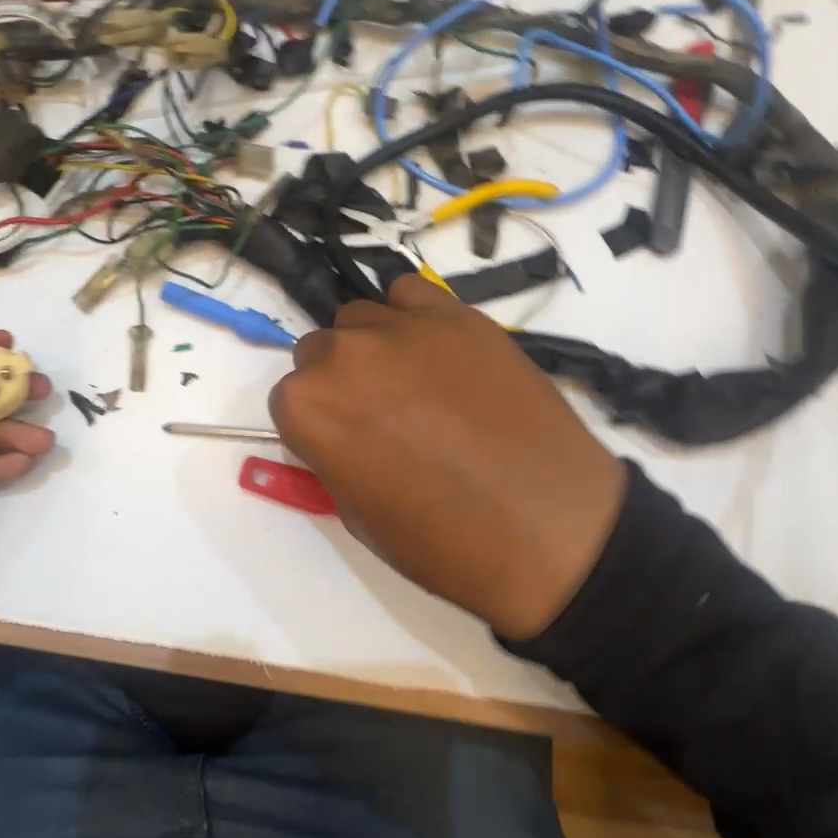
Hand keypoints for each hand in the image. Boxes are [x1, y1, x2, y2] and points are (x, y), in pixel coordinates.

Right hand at [270, 276, 625, 639]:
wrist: (548, 530)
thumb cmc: (443, 541)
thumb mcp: (358, 515)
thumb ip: (332, 456)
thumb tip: (339, 433)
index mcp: (309, 407)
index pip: (288, 400)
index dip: (315, 427)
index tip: (343, 446)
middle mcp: (344, 355)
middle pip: (319, 351)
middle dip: (339, 383)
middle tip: (381, 418)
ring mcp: (402, 328)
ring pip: (361, 320)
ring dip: (374, 349)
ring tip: (417, 386)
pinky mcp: (457, 315)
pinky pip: (410, 296)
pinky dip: (412, 319)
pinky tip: (438, 353)